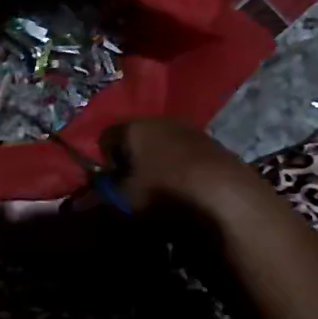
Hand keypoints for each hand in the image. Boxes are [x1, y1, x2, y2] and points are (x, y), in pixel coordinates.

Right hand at [100, 118, 271, 224]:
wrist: (229, 196)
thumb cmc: (166, 192)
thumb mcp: (127, 198)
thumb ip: (106, 191)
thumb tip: (88, 192)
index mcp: (133, 127)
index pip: (106, 137)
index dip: (104, 160)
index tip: (111, 182)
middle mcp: (160, 120)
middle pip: (136, 137)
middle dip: (133, 159)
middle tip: (135, 186)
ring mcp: (190, 130)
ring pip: (164, 144)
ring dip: (159, 162)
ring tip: (163, 189)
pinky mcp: (215, 144)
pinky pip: (187, 153)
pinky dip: (182, 167)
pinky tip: (188, 189)